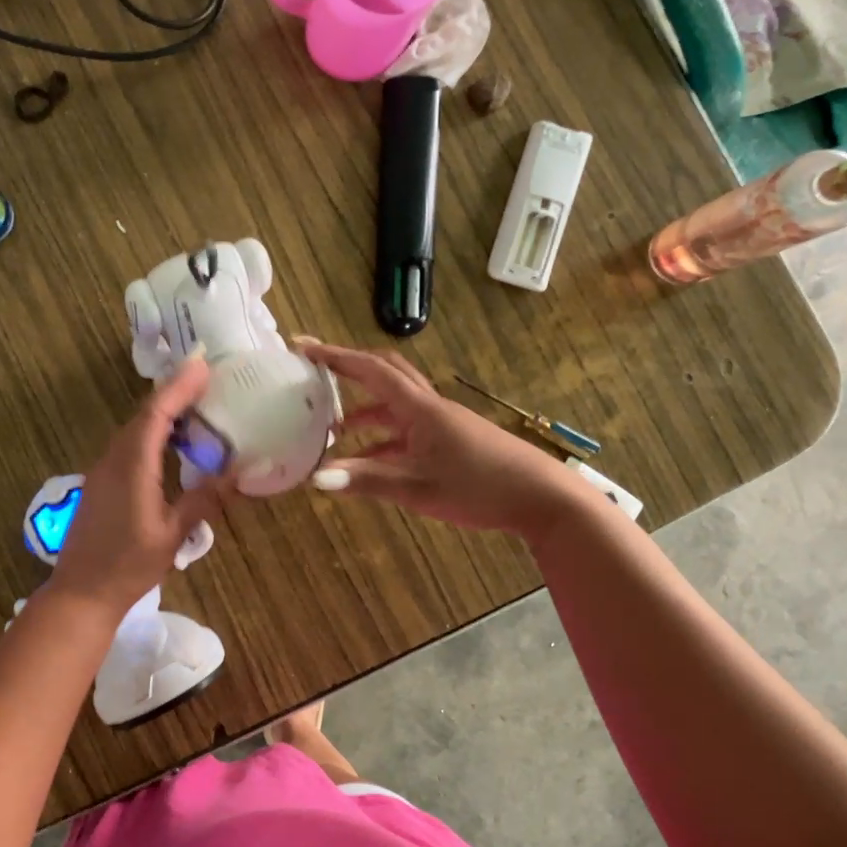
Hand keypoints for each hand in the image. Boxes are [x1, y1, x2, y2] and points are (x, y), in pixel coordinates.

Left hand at [49, 358, 226, 613]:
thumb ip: (203, 501)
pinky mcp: (99, 485)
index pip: (156, 415)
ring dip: (161, 415)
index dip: (179, 387)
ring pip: (133, 431)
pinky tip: (168, 445)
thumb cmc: (128, 566)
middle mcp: (113, 460)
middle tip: (205, 379)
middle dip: (173, 394)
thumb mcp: (172, 535)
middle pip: (143, 417)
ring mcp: (102, 472)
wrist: (81, 592)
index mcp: (132, 467)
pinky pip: (127, 447)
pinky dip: (150, 436)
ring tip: (194, 406)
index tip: (202, 364)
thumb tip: (237, 473)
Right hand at [299, 340, 583, 538]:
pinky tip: (365, 461)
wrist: (544, 499)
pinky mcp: (450, 441)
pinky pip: (405, 430)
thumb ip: (366, 481)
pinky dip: (379, 438)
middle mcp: (429, 408)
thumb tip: (317, 476)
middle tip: (314, 371)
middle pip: (384, 374)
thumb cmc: (481, 488)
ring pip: (393, 406)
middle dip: (347, 368)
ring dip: (361, 410)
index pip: (370, 371)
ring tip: (329, 428)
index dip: (335, 356)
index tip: (303, 346)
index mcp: (420, 409)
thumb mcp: (417, 488)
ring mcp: (441, 424)